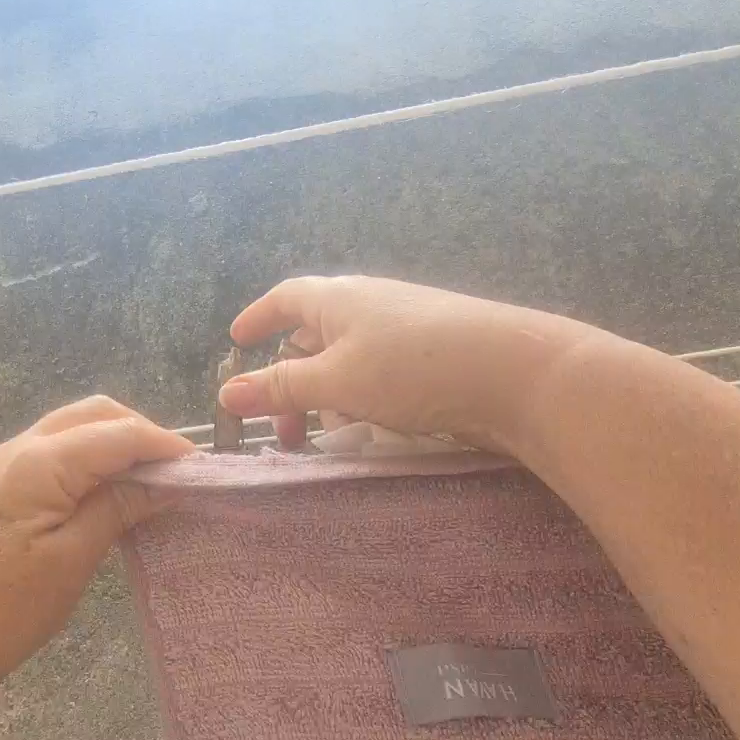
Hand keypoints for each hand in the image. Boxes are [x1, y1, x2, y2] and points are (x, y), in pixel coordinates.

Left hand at [0, 396, 195, 711]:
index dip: (166, 446)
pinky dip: (92, 460)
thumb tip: (168, 480)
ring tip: (154, 482)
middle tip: (179, 474)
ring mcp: (5, 464)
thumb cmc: (6, 609)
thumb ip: (120, 506)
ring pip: (75, 429)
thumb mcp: (74, 558)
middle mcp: (19, 447)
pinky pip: (57, 453)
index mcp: (39, 460)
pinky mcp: (0, 486)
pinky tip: (112, 492)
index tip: (206, 470)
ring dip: (117, 445)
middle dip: (143, 434)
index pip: (119, 432)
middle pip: (96, 414)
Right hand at [218, 275, 607, 453]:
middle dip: (288, 383)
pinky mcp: (428, 356)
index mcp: (338, 299)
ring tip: (321, 440)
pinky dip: (357, 401)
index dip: (258, 318)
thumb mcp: (335, 380)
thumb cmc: (411, 367)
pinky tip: (365, 431)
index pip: (285, 299)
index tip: (236, 341)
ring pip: (344, 362)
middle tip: (278, 429)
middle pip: (311, 338)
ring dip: (323, 399)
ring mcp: (401, 330)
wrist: (514, 373)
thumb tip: (225, 393)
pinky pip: (375, 375)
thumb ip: (280, 388)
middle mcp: (368, 306)